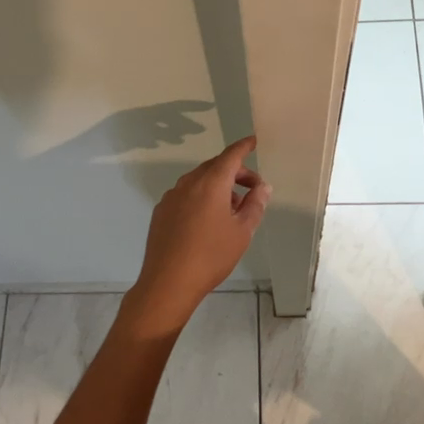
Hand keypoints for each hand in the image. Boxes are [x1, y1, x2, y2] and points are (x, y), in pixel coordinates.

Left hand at [125, 136, 269, 336]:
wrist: (169, 281)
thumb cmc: (211, 256)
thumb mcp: (242, 232)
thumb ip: (254, 205)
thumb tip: (262, 187)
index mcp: (211, 183)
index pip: (231, 156)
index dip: (244, 147)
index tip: (253, 141)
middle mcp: (188, 183)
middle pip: (215, 167)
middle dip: (235, 172)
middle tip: (252, 189)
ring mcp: (171, 197)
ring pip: (199, 181)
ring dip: (218, 187)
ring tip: (232, 210)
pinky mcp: (161, 212)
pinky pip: (186, 195)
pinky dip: (201, 197)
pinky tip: (207, 221)